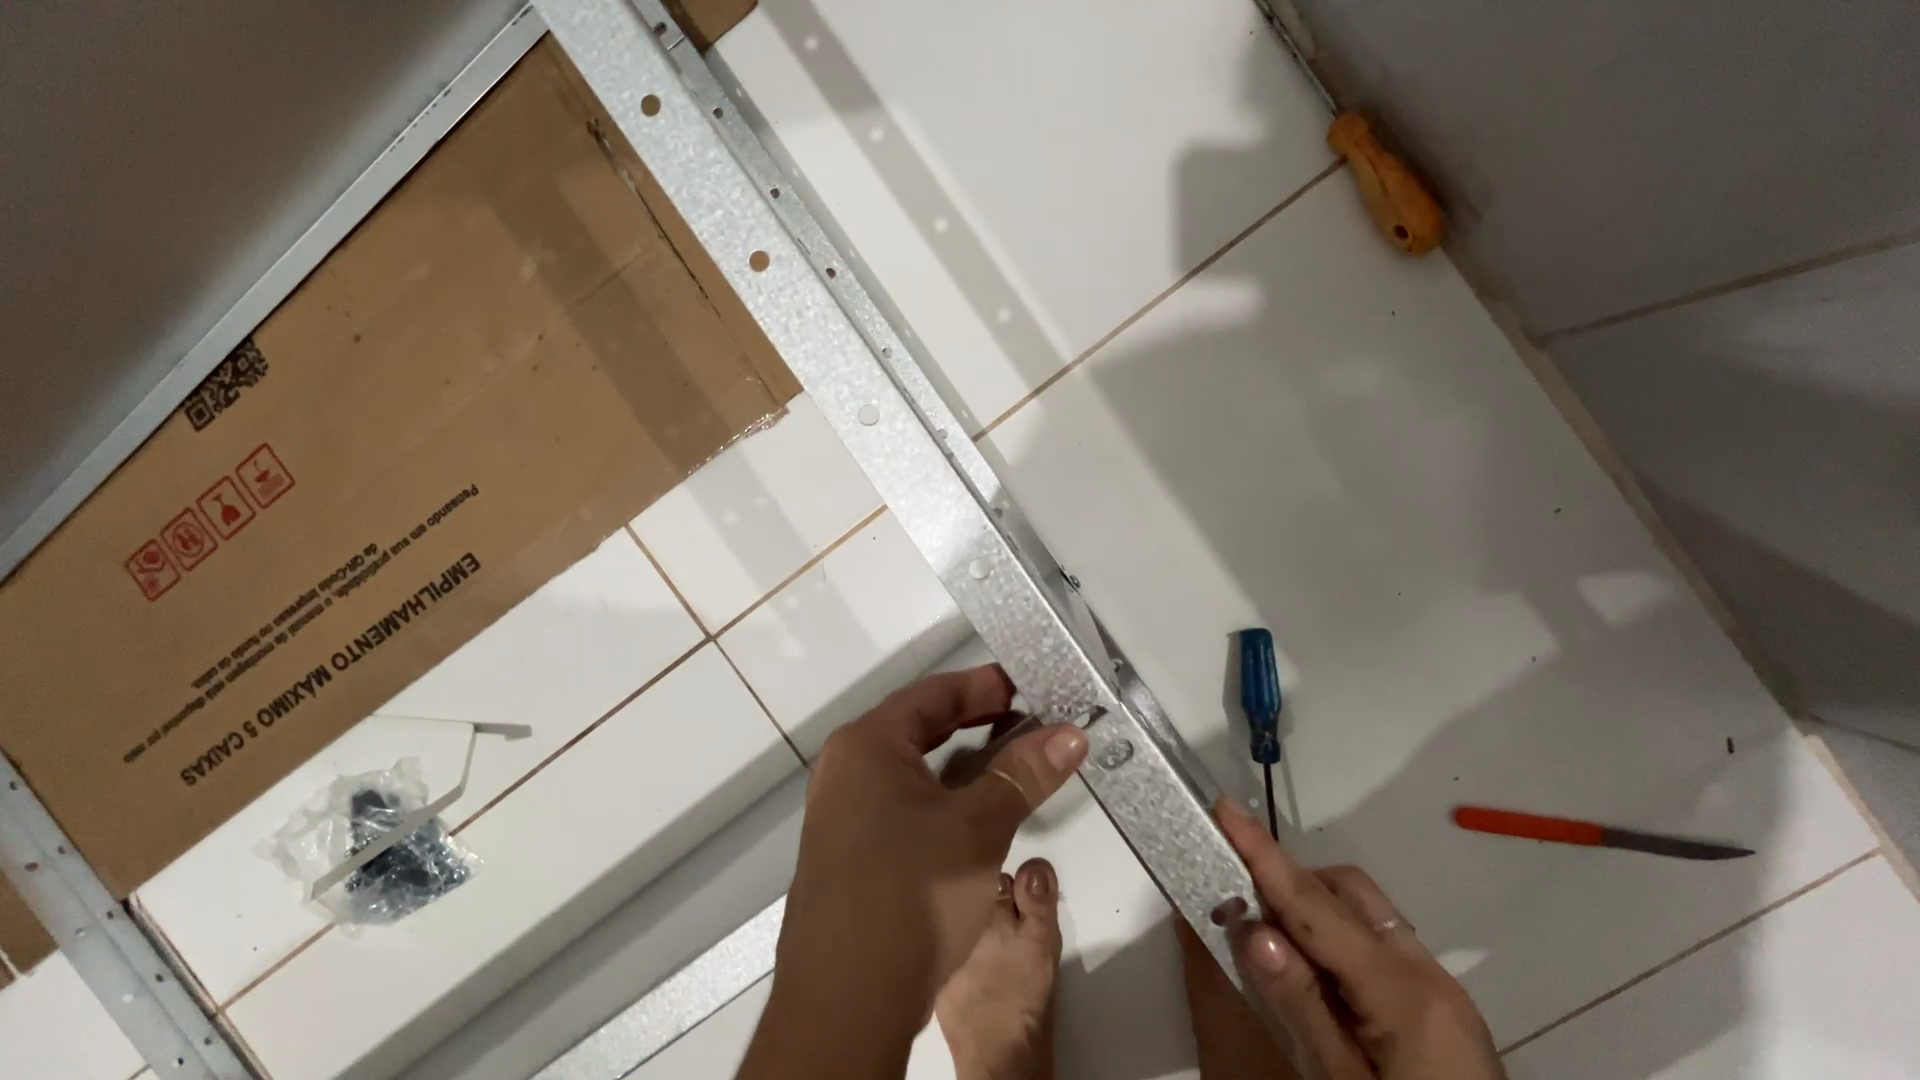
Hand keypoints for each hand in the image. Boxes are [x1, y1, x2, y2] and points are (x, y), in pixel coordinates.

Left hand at [740, 665, 1087, 1078]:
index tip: (1029, 684)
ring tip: (1010, 765)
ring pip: (909, 770)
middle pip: (918, 727)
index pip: (933, 694)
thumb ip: (1024, 774)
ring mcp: (839, 814)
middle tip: (1027, 720)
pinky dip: (938, 798)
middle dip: (975, 722)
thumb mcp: (979, 827)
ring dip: (960, 764)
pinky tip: (971, 818)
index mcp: (867, 745)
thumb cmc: (911, 894)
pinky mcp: (846, 853)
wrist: (845, 1001)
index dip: (984, 685)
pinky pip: (898, 804)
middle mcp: (844, 770)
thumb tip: (1070, 735)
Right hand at [1216, 799, 1505, 1079]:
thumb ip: (1302, 1008)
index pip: (1315, 906)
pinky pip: (1383, 945)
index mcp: (1402, 991)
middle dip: (1288, 878)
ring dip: (1315, 908)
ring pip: (1368, 914)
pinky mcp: (1445, 1008)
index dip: (1263, 854)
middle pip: (1347, 892)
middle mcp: (1427, 972)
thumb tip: (1254, 930)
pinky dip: (1340, 939)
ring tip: (1269, 938)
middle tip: (1234, 893)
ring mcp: (1442, 988)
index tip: (1225, 808)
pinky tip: (1316, 976)